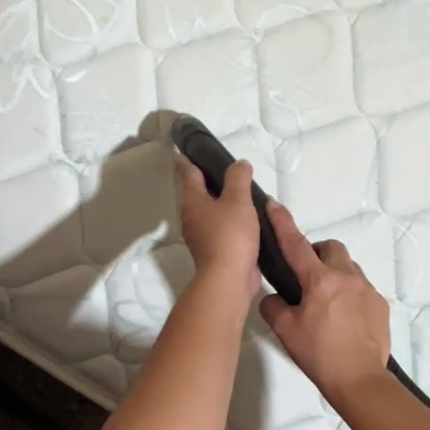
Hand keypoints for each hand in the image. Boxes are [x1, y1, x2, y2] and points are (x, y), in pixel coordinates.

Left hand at [176, 154, 261, 293]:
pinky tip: (244, 217)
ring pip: (209, 210)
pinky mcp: (213, 249)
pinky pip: (220, 227)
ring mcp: (201, 235)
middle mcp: (191, 216)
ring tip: (239, 192)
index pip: (188, 172)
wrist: (228, 279)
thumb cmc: (230, 235)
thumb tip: (239, 164)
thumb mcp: (238, 200)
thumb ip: (238, 178)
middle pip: (197, 192)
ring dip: (220, 201)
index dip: (187, 159)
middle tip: (224, 169)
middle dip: (206, 180)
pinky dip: (228, 219)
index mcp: (192, 201)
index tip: (185, 150)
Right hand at [257, 200, 391, 403]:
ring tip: (325, 301)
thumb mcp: (286, 332)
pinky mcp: (380, 306)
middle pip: (330, 248)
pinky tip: (343, 319)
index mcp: (320, 281)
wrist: (360, 381)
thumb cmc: (319, 355)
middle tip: (305, 276)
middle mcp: (347, 277)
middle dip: (316, 253)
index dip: (282, 223)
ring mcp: (368, 290)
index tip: (274, 204)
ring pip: (348, 267)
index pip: (296, 245)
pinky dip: (349, 294)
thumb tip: (273, 297)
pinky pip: (361, 288)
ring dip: (334, 273)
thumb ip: (273, 307)